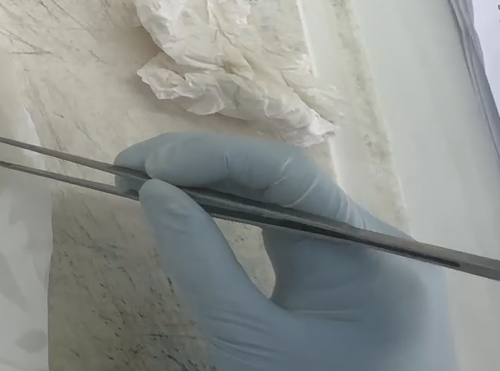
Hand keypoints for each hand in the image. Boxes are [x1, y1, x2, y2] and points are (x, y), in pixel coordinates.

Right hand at [118, 133, 456, 370]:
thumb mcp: (250, 343)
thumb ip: (200, 261)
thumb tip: (152, 187)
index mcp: (373, 256)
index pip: (284, 170)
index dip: (208, 155)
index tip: (146, 168)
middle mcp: (373, 244)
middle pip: (274, 176)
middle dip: (195, 165)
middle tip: (126, 171)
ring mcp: (357, 258)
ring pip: (269, 194)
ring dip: (201, 182)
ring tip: (140, 183)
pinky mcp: (337, 275)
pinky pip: (274, 223)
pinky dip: (222, 210)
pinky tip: (183, 207)